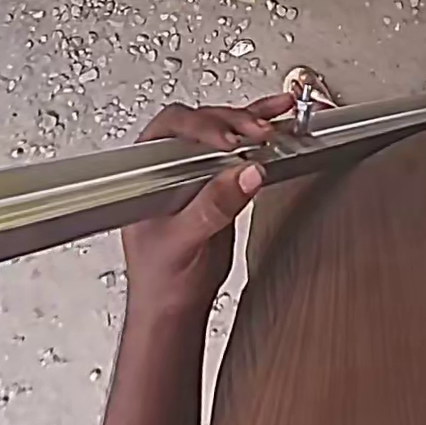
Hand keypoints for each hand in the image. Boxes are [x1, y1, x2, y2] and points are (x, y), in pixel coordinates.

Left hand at [120, 95, 291, 317]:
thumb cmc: (160, 280)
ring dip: (252, 118)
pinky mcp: (222, 174)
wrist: (175, 308)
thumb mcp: (183, 243)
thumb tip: (246, 173)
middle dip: (233, 122)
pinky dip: (261, 127)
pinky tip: (278, 116)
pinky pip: (243, 143)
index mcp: (148, 170)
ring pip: (225, 125)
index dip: (203, 128)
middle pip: (203, 121)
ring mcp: (197, 166)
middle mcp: (170, 162)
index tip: (231, 142)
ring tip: (273, 121)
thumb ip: (213, 206)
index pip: (173, 128)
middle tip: (258, 134)